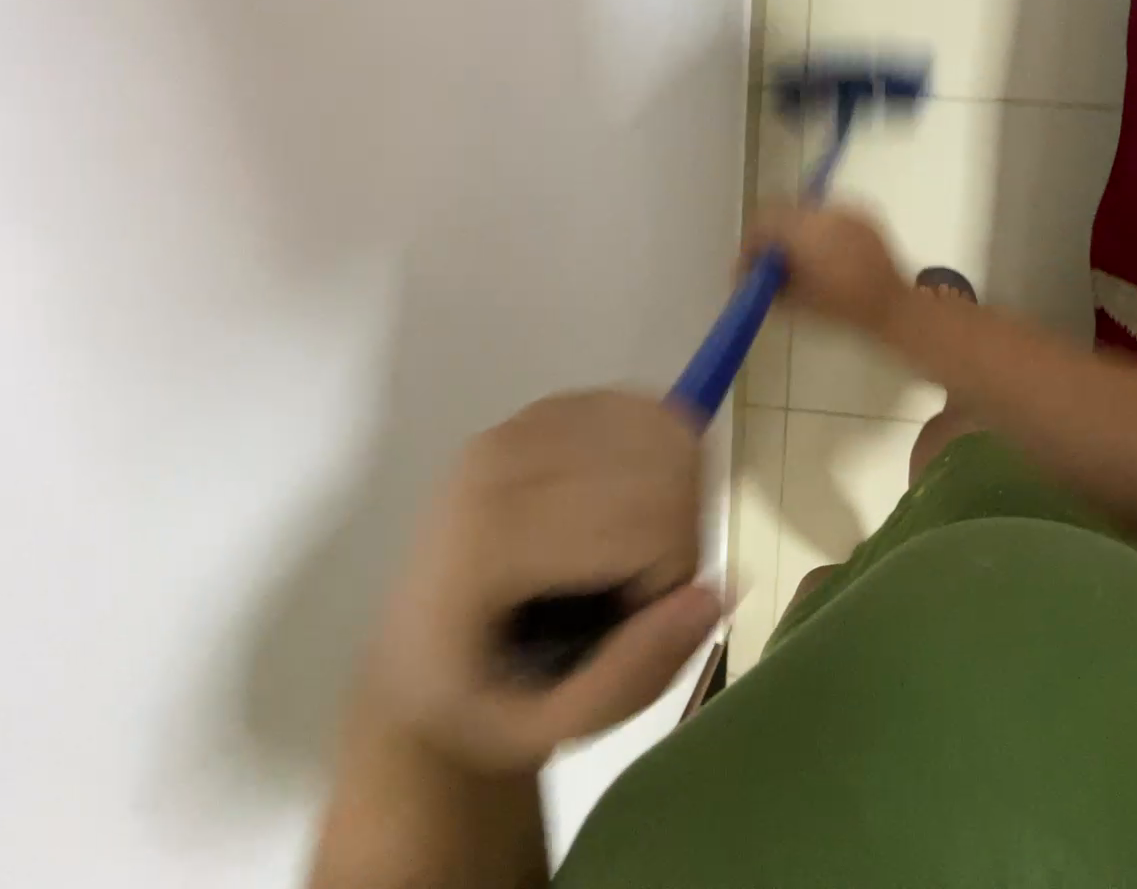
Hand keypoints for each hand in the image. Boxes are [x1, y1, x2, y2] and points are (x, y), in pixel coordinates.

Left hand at [365, 391, 721, 775]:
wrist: (421, 660)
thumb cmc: (491, 699)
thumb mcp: (555, 726)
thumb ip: (634, 674)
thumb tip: (715, 593)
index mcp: (491, 543)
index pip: (651, 521)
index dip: (671, 575)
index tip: (633, 619)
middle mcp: (498, 465)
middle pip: (664, 467)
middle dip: (680, 529)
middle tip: (639, 583)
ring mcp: (518, 426)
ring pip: (662, 431)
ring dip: (676, 491)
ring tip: (633, 543)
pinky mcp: (540, 410)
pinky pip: (643, 410)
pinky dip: (660, 457)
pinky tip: (626, 502)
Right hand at [744, 205, 909, 332]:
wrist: (894, 307)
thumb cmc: (843, 309)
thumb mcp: (798, 302)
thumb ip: (769, 285)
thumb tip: (750, 278)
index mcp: (805, 231)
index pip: (763, 222)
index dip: (751, 243)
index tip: (749, 264)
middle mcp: (825, 211)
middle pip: (783, 210)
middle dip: (773, 232)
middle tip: (773, 260)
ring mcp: (848, 210)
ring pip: (807, 209)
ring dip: (797, 228)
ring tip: (801, 257)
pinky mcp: (864, 215)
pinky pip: (832, 214)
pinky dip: (821, 228)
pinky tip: (826, 253)